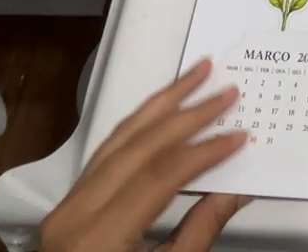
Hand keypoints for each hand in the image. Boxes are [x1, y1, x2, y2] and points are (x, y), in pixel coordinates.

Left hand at [41, 58, 250, 251]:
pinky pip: (107, 151)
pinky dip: (140, 124)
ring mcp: (65, 207)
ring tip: (196, 74)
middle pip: (141, 145)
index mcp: (97, 238)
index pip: (162, 175)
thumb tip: (237, 186)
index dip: (206, 152)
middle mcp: (74, 213)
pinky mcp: (66, 206)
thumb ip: (199, 233)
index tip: (242, 134)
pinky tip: (161, 109)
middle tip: (227, 88)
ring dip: (163, 102)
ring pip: (120, 137)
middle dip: (189, 112)